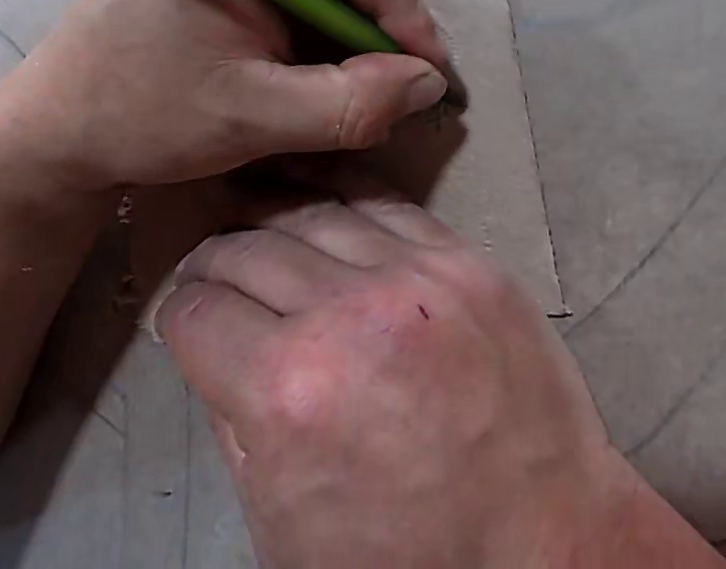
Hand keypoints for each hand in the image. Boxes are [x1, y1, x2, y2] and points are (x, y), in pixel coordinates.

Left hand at [0, 0, 450, 193]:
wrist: (52, 132)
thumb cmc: (138, 118)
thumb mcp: (252, 118)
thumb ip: (350, 103)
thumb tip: (429, 84)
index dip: (402, 9)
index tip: (422, 78)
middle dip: (374, 28)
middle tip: (387, 93)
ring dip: (345, 38)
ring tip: (345, 94)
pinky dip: (313, 38)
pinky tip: (306, 78)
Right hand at [155, 169, 725, 568]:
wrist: (547, 546)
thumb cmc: (406, 555)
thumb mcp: (283, 521)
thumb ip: (234, 417)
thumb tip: (217, 339)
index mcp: (286, 391)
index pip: (195, 312)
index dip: (179, 316)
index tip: (188, 321)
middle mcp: (344, 315)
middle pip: (242, 252)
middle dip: (213, 265)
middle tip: (213, 277)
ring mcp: (411, 277)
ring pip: (305, 214)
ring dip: (268, 223)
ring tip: (256, 232)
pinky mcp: (463, 259)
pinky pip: (379, 201)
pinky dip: (334, 194)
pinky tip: (312, 193)